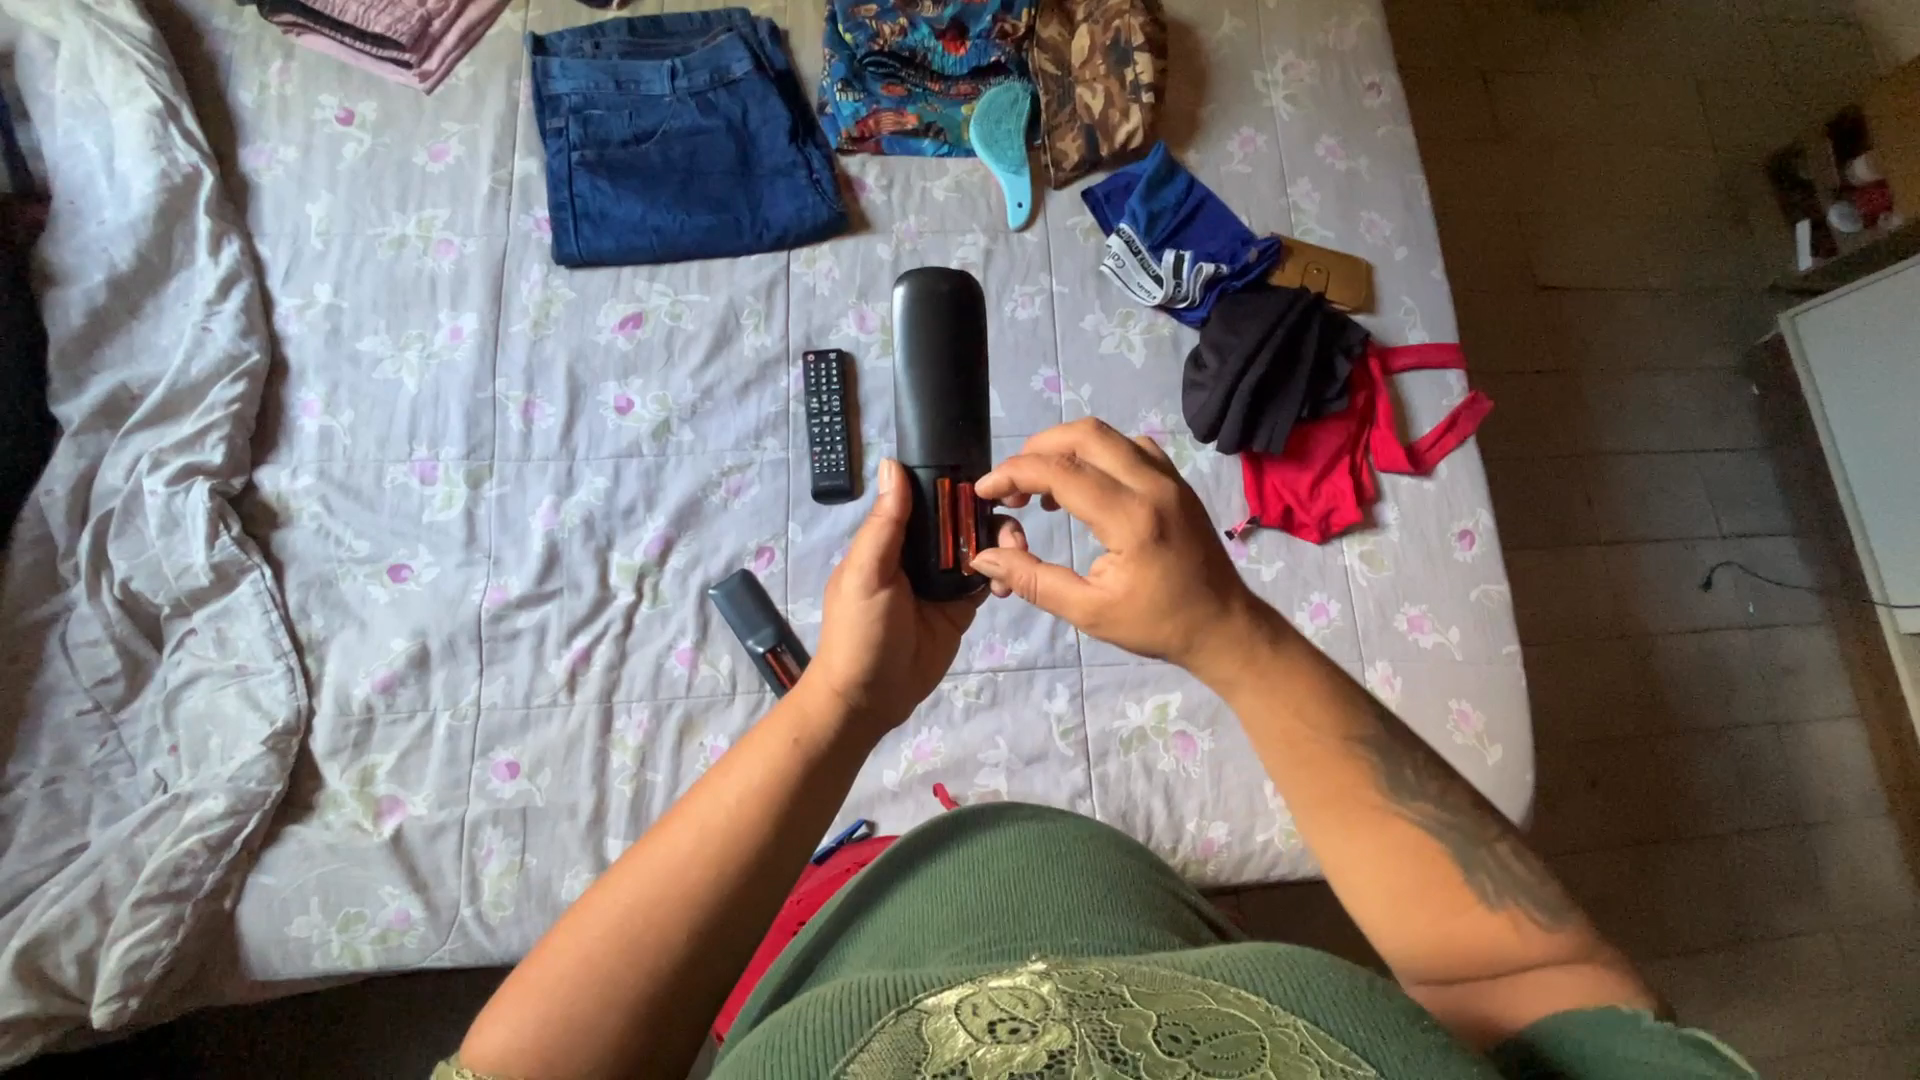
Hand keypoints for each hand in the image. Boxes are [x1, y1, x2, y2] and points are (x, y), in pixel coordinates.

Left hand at [806, 459, 1025, 730]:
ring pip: (978, 546)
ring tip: (1016, 552)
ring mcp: (941, 579)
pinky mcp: (960, 605)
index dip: (955, 484)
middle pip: (960, 519)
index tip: (989, 479)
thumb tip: (892, 463)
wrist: (871, 697)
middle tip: (1011, 526)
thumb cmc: (859, 631)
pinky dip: (1002, 575)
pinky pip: (986, 580)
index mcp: (890, 537)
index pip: (926, 497)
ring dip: (1001, 543)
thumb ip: (885, 523)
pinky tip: (1008, 581)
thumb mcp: (866, 573)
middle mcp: (918, 552)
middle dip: (987, 515)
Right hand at [970, 418, 1278, 676]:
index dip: (1013, 473)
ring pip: (1108, 435)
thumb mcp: (1088, 611)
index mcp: (1131, 518)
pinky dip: (1096, 454)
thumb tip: (983, 556)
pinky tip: (1084, 486)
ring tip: (1042, 488)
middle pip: (1083, 435)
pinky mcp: (1176, 480)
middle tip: (1012, 484)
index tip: (985, 490)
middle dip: (1036, 449)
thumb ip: (1032, 580)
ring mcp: (1169, 477)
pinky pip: (1130, 446)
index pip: (1060, 472)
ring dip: (1066, 449)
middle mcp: (1153, 485)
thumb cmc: (1157, 624)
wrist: (1224, 625)